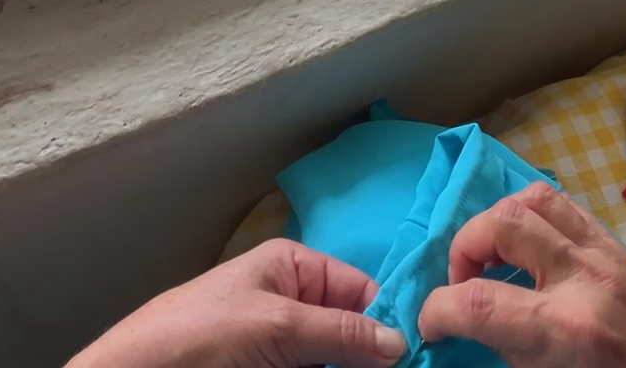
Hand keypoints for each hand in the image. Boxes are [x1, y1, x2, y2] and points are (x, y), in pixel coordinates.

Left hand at [66, 238, 407, 367]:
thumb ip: (341, 334)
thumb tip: (404, 341)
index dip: (388, 319)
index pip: (359, 288)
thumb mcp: (277, 327)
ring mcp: (279, 345)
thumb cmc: (204, 336)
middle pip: (349, 330)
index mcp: (293, 267)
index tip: (421, 352)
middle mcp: (290, 301)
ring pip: (332, 359)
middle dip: (372, 356)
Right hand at [418, 182, 625, 367]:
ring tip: (492, 254)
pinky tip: (525, 240)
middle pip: (502, 225)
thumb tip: (463, 322)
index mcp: (567, 331)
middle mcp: (585, 278)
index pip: (477, 303)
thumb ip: (505, 349)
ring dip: (497, 221)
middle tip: (462, 282)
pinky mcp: (617, 245)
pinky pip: (563, 203)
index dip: (437, 310)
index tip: (429, 323)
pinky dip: (531, 213)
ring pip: (532, 198)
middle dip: (464, 249)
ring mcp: (605, 253)